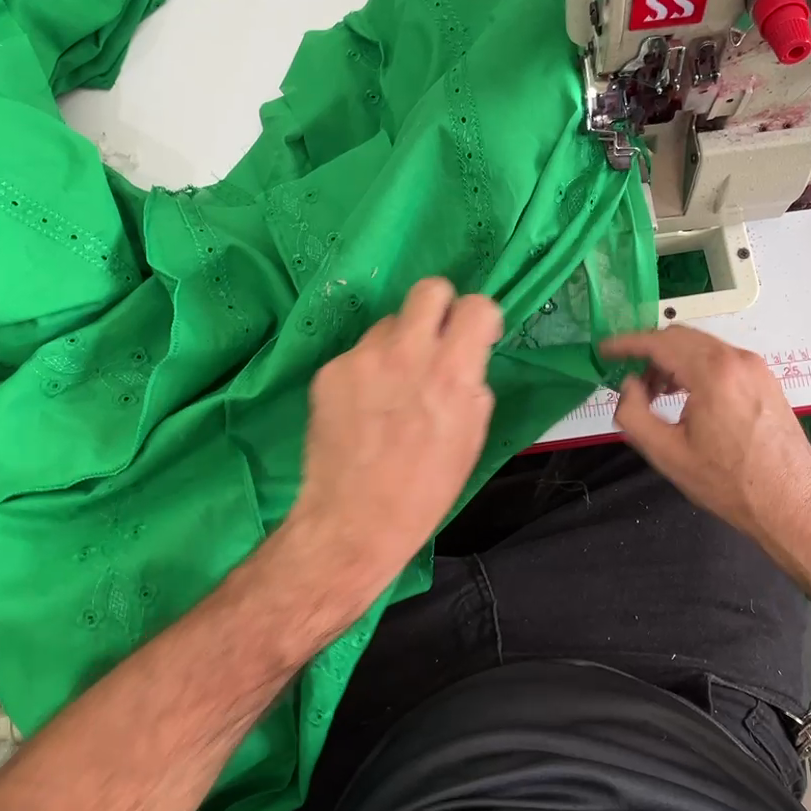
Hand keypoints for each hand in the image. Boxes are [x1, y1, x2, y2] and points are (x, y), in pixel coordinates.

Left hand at [284, 277, 502, 593]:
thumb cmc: (425, 489)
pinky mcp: (330, 370)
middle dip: (439, 307)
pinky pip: (358, 354)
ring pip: (389, 324)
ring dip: (398, 344)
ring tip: (392, 389)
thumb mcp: (471, 438)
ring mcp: (363, 358)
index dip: (480, 317)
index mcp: (452, 372)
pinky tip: (362, 408)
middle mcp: (407, 352)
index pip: (476, 305)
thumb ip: (471, 386)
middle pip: (429, 289)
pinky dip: (366, 371)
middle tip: (435, 338)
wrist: (353, 521)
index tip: (476, 335)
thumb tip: (465, 358)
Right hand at [601, 326, 810, 560]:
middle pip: (681, 338)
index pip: (659, 342)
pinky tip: (688, 399)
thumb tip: (628, 386)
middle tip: (630, 382)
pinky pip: (722, 361)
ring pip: (702, 348)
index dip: (626, 343)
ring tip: (656, 395)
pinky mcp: (766, 381)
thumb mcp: (667, 454)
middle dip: (649, 353)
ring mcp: (756, 368)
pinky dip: (696, 369)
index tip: (604, 350)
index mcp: (713, 371)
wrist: (793, 505)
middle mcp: (738, 359)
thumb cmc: (728, 483)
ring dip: (673, 362)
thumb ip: (634, 413)